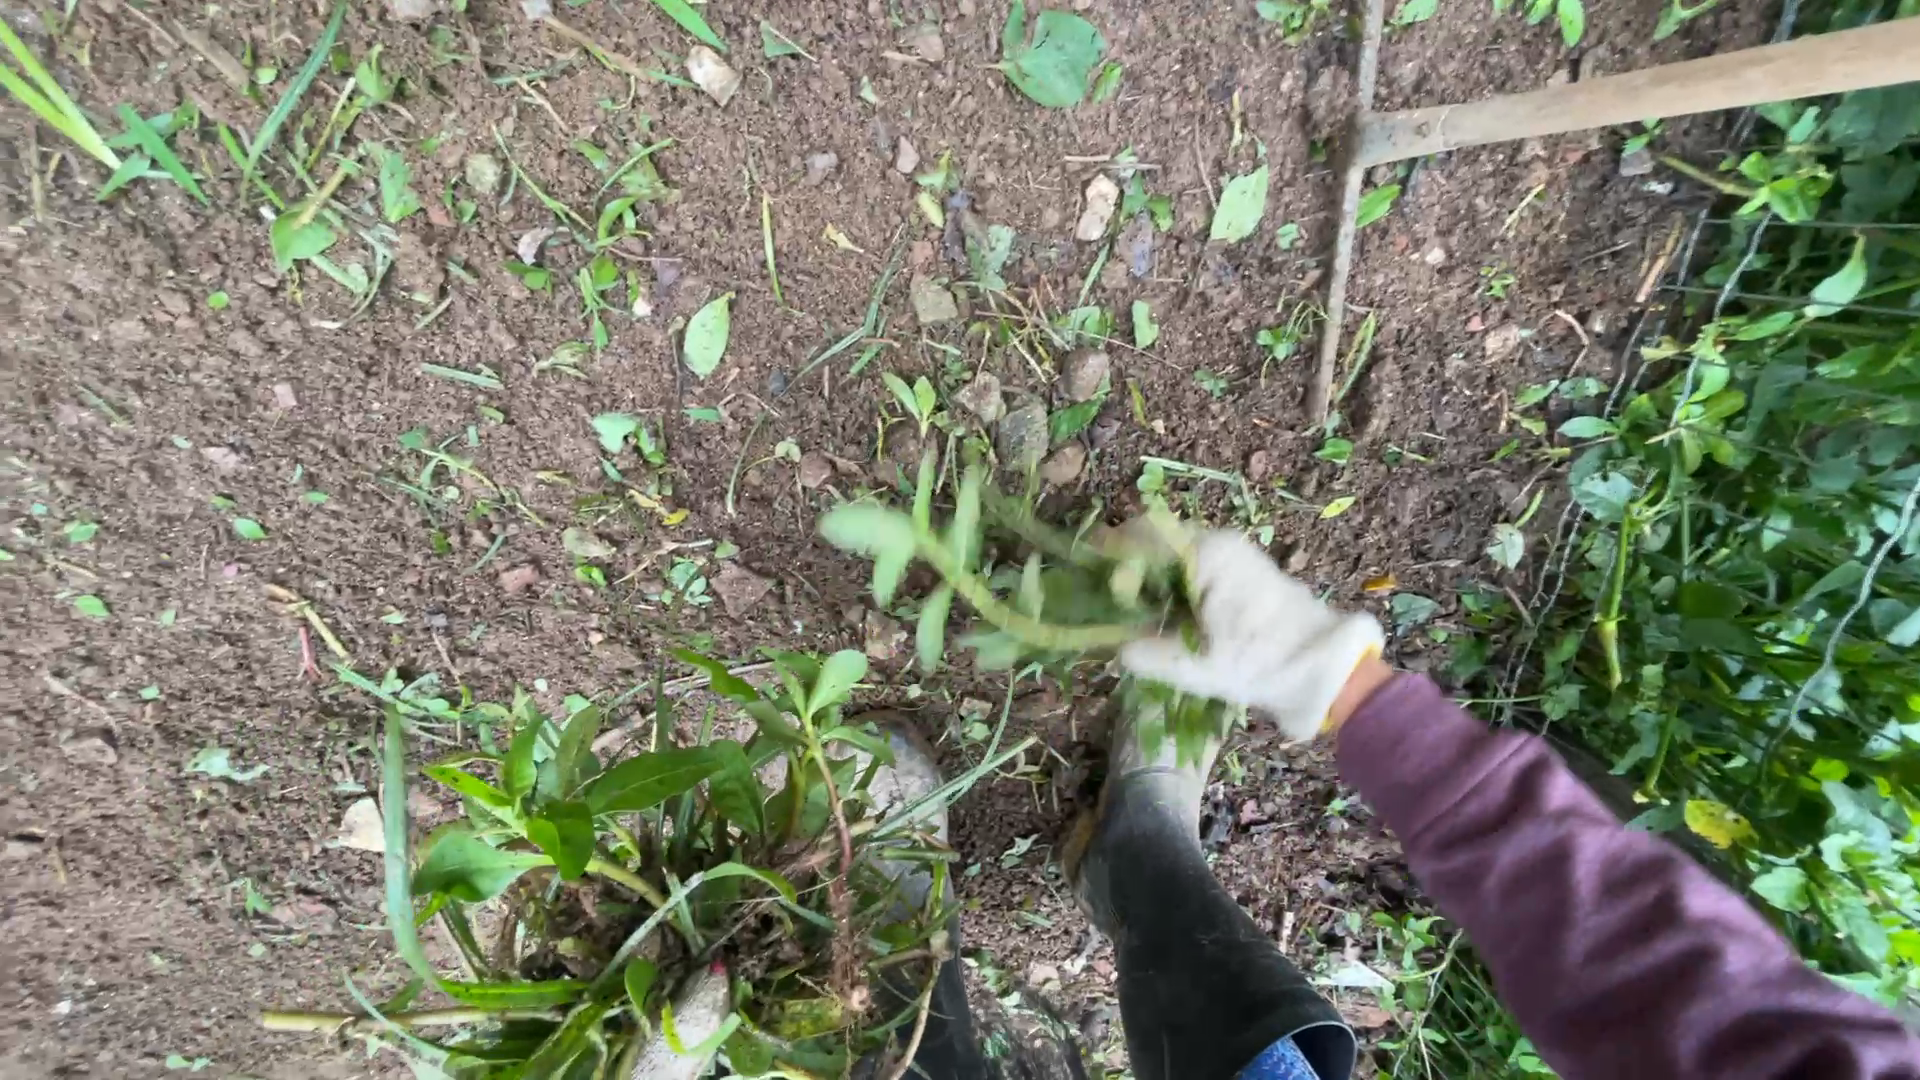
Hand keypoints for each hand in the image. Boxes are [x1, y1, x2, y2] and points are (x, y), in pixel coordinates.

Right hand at [1119, 529, 1386, 739]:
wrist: (1328, 669)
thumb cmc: (1262, 665)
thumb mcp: (1196, 668)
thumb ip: (1144, 653)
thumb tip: (1114, 643)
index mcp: (1206, 554)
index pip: (1137, 537)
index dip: (1110, 562)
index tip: (1098, 593)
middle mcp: (1217, 541)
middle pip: (1152, 541)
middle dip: (1127, 571)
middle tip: (1114, 609)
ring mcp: (1232, 551)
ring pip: (1170, 553)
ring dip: (1149, 580)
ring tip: (1139, 617)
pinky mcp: (1239, 567)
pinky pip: (1191, 563)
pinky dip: (1171, 584)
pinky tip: (1168, 616)